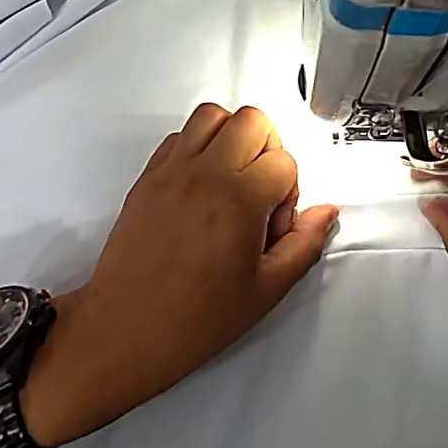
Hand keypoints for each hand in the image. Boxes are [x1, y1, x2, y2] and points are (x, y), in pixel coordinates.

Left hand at [20, 104, 338, 446]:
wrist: (123, 332)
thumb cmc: (189, 319)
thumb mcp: (265, 290)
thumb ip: (303, 244)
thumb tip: (323, 214)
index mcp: (237, 200)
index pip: (284, 161)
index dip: (290, 192)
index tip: (276, 222)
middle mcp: (204, 175)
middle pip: (253, 120)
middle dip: (269, 148)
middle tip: (263, 187)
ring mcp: (171, 172)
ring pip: (212, 115)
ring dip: (232, 136)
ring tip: (235, 176)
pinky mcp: (148, 178)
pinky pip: (178, 136)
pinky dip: (198, 146)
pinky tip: (204, 183)